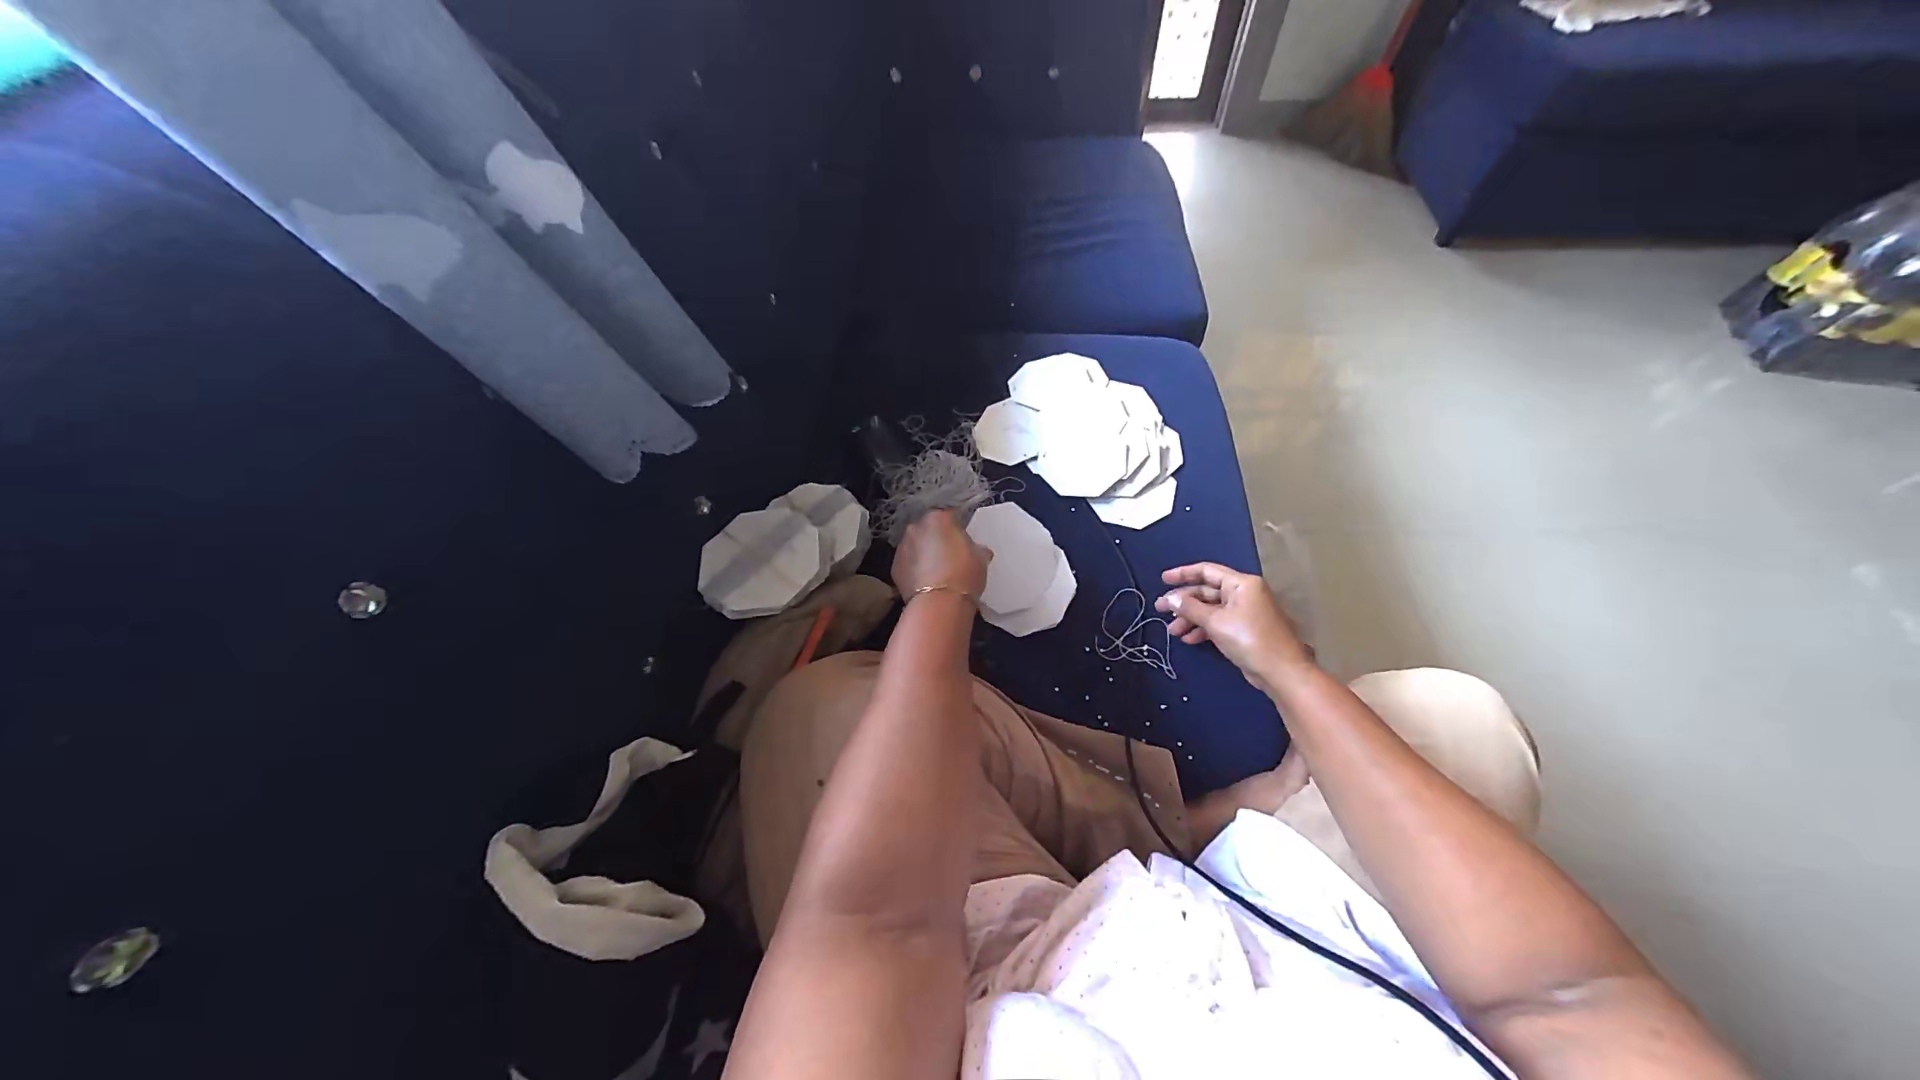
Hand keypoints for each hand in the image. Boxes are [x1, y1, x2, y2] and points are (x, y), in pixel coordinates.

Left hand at [892, 510, 990, 601]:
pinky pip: (907, 563)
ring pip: (915, 545)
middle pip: (928, 529)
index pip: (949, 516)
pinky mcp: (894, 567)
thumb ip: (977, 548)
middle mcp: (916, 528)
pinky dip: (914, 569)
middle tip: (949, 555)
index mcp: (938, 518)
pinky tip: (925, 582)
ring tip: (936, 571)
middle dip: (937, 538)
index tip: (962, 540)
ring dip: (924, 553)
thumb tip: (978, 550)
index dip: (957, 528)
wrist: (939, 603)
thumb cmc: (964, 574)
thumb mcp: (980, 558)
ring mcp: (902, 547)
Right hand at [1156, 562, 1314, 692]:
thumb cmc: (1249, 639)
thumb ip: (1190, 608)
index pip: (1207, 571)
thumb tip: (1170, 598)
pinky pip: (1218, 622)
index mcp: (1241, 584)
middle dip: (1183, 602)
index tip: (1162, 579)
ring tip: (1173, 631)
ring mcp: (1244, 612)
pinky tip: (1189, 639)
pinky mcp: (1244, 629)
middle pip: (1206, 591)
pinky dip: (1203, 628)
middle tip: (1160, 609)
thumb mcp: (1215, 621)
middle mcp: (1244, 593)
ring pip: (1210, 609)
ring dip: (1190, 618)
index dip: (1183, 573)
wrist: (1281, 671)